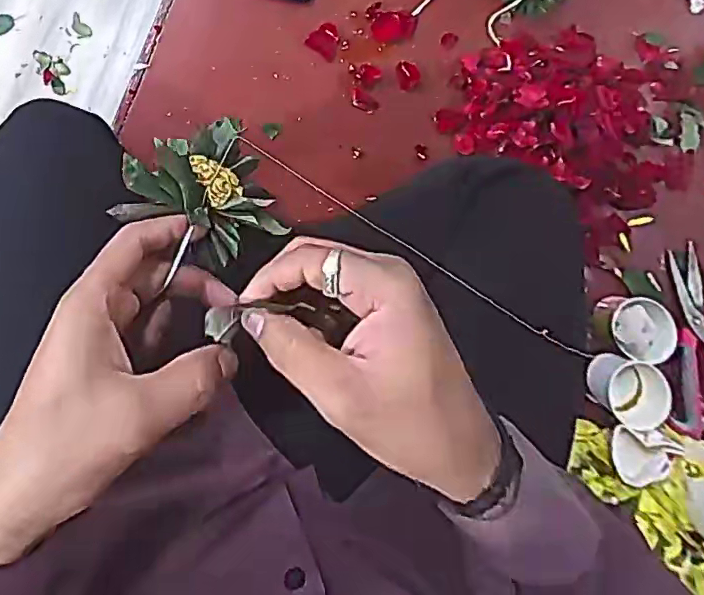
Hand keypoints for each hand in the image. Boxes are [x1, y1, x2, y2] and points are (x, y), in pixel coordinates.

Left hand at [0, 216, 238, 564]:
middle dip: (191, 281)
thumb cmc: (64, 446)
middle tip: (229, 302)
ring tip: (219, 332)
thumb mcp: (140, 412)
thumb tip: (230, 355)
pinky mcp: (101, 367)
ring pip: (151, 308)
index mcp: (91, 302)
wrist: (14, 505)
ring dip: (185, 315)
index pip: (132, 243)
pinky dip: (172, 343)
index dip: (169, 228)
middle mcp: (94, 312)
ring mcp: (96, 339)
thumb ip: (196, 377)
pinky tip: (196, 364)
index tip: (207, 229)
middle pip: (150, 274)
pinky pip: (145, 339)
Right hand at [240, 238, 501, 503]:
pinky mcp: (388, 298)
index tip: (242, 309)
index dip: (269, 277)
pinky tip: (298, 332)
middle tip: (250, 318)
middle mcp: (388, 269)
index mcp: (384, 282)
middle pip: (317, 254)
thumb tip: (252, 317)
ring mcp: (390, 282)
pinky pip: (340, 286)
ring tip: (268, 327)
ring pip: (325, 269)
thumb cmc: (407, 424)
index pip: (311, 256)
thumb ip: (290, 349)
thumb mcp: (339, 394)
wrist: (462, 448)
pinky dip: (313, 303)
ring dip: (293, 293)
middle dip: (278, 282)